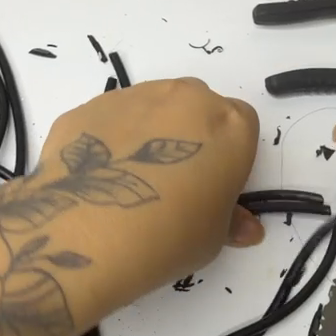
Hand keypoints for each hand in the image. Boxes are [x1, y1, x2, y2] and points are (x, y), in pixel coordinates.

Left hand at [34, 78, 262, 316]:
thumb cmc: (170, 238)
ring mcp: (133, 96)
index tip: (213, 181)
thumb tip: (246, 228)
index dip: (228, 152)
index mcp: (230, 126)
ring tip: (128, 180)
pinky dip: (107, 140)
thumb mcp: (212, 238)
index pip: (242, 123)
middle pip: (196, 105)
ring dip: (147, 131)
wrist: (91, 237)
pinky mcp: (88, 108)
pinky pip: (108, 120)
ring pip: (149, 106)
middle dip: (189, 133)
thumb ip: (231, 220)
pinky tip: (96, 179)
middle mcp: (185, 98)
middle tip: (173, 181)